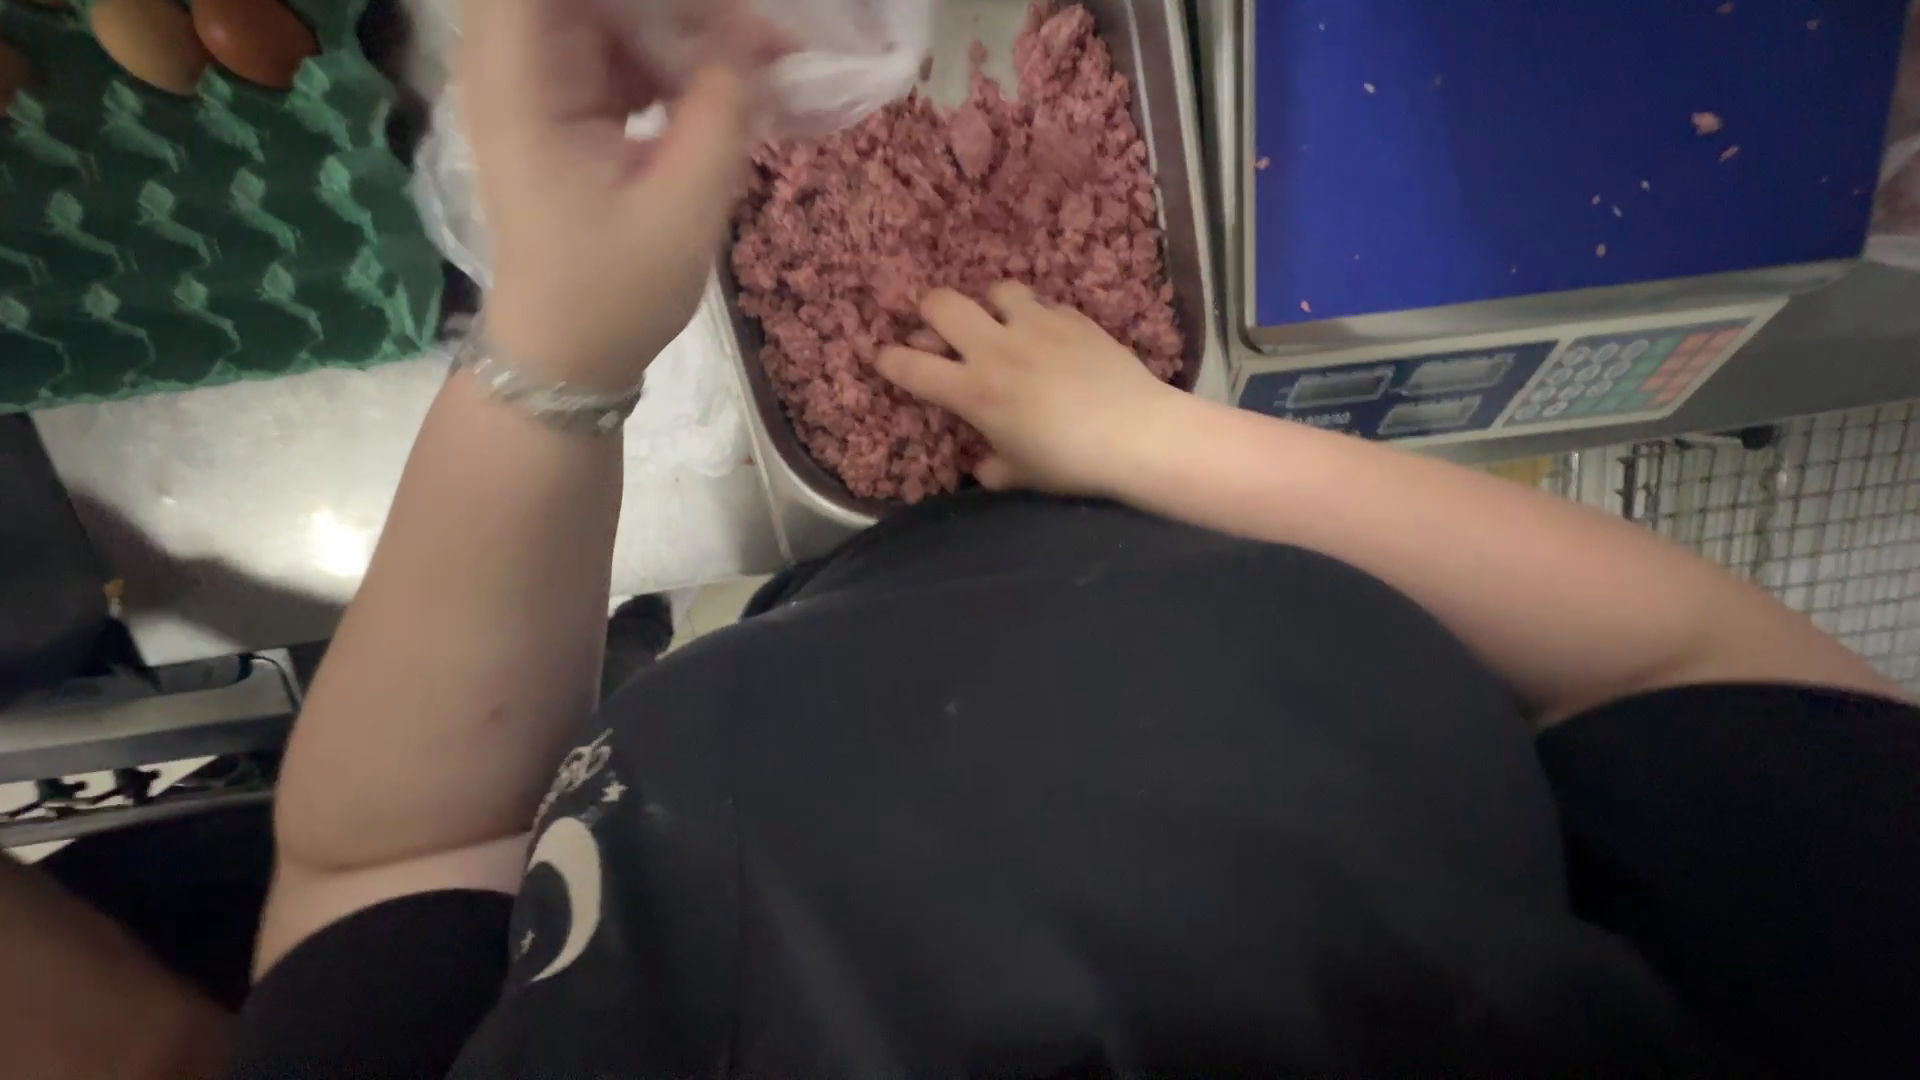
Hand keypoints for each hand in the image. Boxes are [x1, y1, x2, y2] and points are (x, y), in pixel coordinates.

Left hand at [459, 0, 774, 388]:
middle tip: (750, 35)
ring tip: (748, 59)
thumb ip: (723, 111)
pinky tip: (718, 87)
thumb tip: (756, 34)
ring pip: (610, 10)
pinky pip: (618, 51)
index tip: (717, 9)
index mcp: (519, 75)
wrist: (571, 355)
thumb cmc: (617, 293)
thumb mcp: (685, 208)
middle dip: (675, 5)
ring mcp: (537, 82)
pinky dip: (669, 60)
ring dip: (679, 25)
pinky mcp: (563, 107)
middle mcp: (513, 59)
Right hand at [875, 283, 1186, 496]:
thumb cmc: (1070, 462)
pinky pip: (1043, 304)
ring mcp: (1036, 326)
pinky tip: (1050, 337)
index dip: (889, 360)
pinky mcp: (1072, 317)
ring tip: (1001, 323)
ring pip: (996, 290)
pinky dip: (1037, 316)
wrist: (1136, 433)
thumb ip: (993, 468)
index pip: (912, 367)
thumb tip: (983, 467)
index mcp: (974, 392)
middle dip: (930, 311)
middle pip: (942, 304)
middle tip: (938, 327)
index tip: (883, 357)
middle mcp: (996, 349)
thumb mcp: (1022, 475)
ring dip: (990, 305)